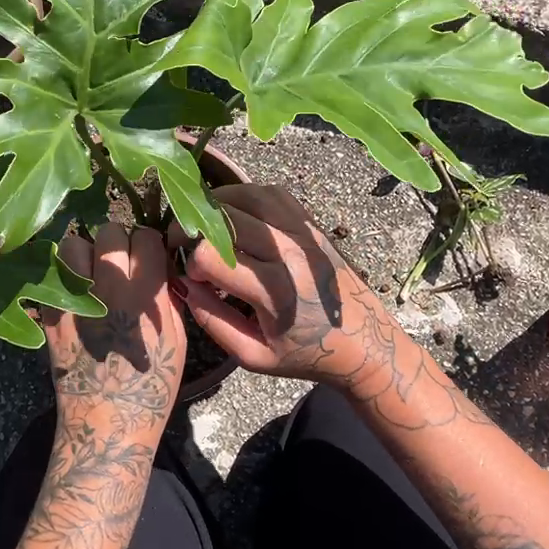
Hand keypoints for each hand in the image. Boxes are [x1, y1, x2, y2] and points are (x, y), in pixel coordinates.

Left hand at [44, 223, 185, 431]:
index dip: (148, 245)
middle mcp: (110, 288)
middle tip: (118, 263)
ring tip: (89, 274)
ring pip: (74, 244)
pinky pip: (51, 273)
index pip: (147, 238)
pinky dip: (61, 276)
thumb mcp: (178, 341)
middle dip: (117, 242)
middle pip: (110, 231)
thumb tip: (161, 266)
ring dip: (84, 254)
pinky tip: (72, 293)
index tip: (146, 257)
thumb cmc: (151, 387)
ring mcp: (76, 299)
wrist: (106, 424)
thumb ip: (168, 297)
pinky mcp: (50, 313)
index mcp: (146, 295)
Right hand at [169, 184, 401, 397]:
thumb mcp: (253, 356)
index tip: (194, 279)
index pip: (212, 256)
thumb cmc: (305, 354)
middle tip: (184, 244)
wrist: (365, 343)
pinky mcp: (310, 224)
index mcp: (274, 293)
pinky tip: (235, 214)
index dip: (191, 264)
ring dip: (217, 204)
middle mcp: (289, 254)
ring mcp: (302, 233)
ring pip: (248, 194)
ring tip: (204, 223)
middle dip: (193, 228)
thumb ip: (212, 321)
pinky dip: (246, 196)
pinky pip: (272, 193)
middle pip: (224, 218)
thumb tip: (184, 285)